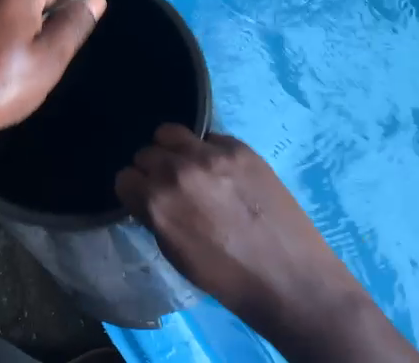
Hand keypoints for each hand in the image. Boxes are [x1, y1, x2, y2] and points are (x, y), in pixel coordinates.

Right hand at [117, 126, 407, 359]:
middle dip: (154, 171)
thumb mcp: (174, 253)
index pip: (123, 177)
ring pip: (170, 133)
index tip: (148, 201)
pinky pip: (208, 136)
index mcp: (156, 202)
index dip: (136, 191)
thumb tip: (146, 196)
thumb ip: (153, 216)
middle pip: (144, 153)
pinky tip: (223, 172)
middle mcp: (177, 171)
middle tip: (174, 189)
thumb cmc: (229, 280)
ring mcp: (210, 156)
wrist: (295, 284)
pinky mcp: (239, 149)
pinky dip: (209, 151)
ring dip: (174, 150)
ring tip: (192, 169)